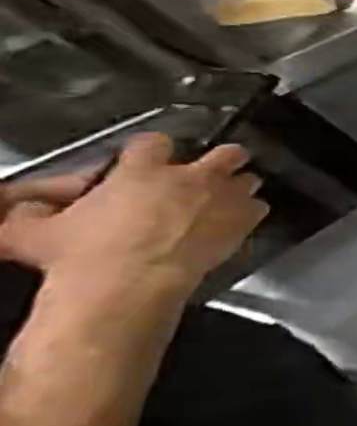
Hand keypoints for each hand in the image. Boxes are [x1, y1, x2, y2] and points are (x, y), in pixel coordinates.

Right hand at [0, 133, 267, 312]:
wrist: (129, 283)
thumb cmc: (82, 257)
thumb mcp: (33, 232)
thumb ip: (31, 213)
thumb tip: (28, 208)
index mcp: (141, 172)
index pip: (152, 141)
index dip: (150, 148)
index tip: (147, 156)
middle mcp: (193, 177)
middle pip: (226, 152)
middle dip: (221, 159)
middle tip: (209, 172)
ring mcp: (225, 196)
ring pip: (248, 179)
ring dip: (237, 187)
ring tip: (223, 199)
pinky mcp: (246, 218)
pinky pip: (259, 207)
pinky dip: (250, 212)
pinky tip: (236, 222)